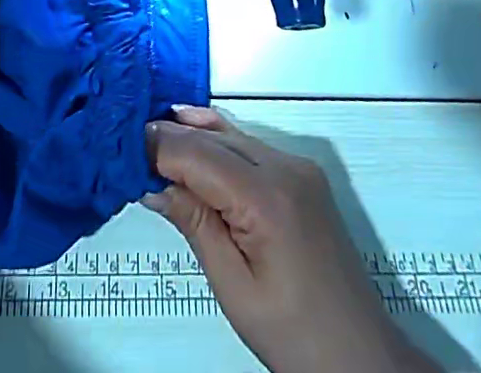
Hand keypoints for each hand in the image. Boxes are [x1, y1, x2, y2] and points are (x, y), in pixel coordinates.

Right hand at [144, 107, 437, 372]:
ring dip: (188, 134)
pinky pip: (248, 144)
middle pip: (211, 136)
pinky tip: (188, 131)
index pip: (196, 153)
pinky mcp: (301, 175)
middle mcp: (286, 169)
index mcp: (268, 198)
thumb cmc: (296, 335)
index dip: (155, 148)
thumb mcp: (233, 286)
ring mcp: (297, 168)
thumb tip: (152, 182)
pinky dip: (215, 139)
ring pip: (229, 133)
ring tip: (145, 138)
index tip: (119, 151)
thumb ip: (193, 222)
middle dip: (166, 137)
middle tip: (123, 146)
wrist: (362, 356)